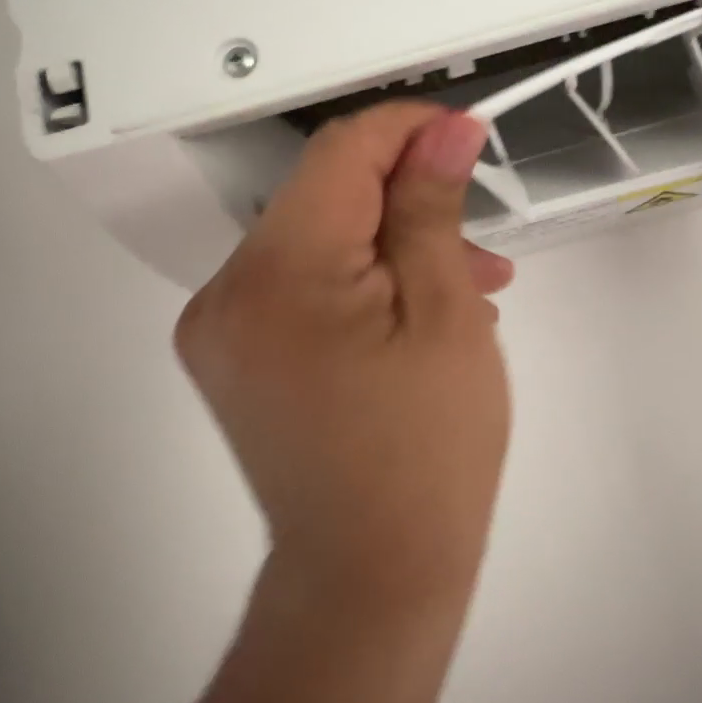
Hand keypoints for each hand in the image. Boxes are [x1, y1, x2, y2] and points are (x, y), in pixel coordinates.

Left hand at [176, 104, 511, 640]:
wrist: (373, 574)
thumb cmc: (428, 449)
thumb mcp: (447, 315)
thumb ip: (433, 209)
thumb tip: (447, 128)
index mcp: (276, 276)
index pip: (339, 152)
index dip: (407, 130)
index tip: (468, 138)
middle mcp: (224, 292)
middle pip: (326, 196)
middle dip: (408, 202)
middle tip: (481, 246)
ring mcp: (220, 329)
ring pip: (319, 240)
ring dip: (392, 245)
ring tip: (470, 287)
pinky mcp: (234, 356)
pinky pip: (303, 285)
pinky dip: (361, 283)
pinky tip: (417, 312)